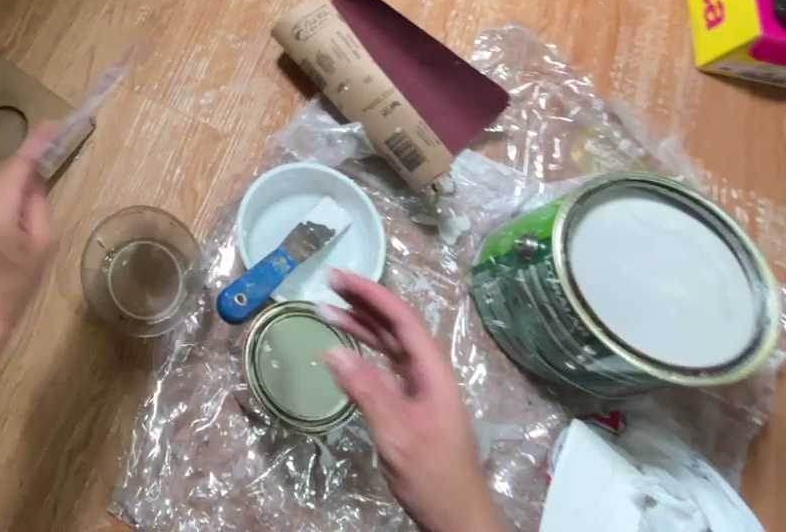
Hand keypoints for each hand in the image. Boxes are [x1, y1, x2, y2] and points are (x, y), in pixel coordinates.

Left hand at [0, 124, 58, 327]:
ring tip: (43, 165)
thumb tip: (36, 176)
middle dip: (30, 157)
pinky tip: (23, 188)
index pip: (18, 166)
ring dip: (18, 172)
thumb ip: (38, 202)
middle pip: (7, 169)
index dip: (36, 143)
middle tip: (54, 142)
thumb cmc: (19, 280)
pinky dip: (8, 185)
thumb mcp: (42, 242)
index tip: (53, 125)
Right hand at [320, 270, 502, 531]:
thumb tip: (332, 351)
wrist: (457, 520)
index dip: (372, 294)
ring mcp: (420, 386)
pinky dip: (362, 349)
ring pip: (388, 342)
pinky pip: (384, 363)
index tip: (341, 278)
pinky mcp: (410, 401)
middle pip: (395, 325)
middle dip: (363, 301)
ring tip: (328, 307)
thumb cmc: (433, 477)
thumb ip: (367, 392)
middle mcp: (428, 372)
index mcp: (433, 372)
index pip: (402, 319)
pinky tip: (343, 346)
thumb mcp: (397, 436)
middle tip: (329, 282)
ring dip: (360, 323)